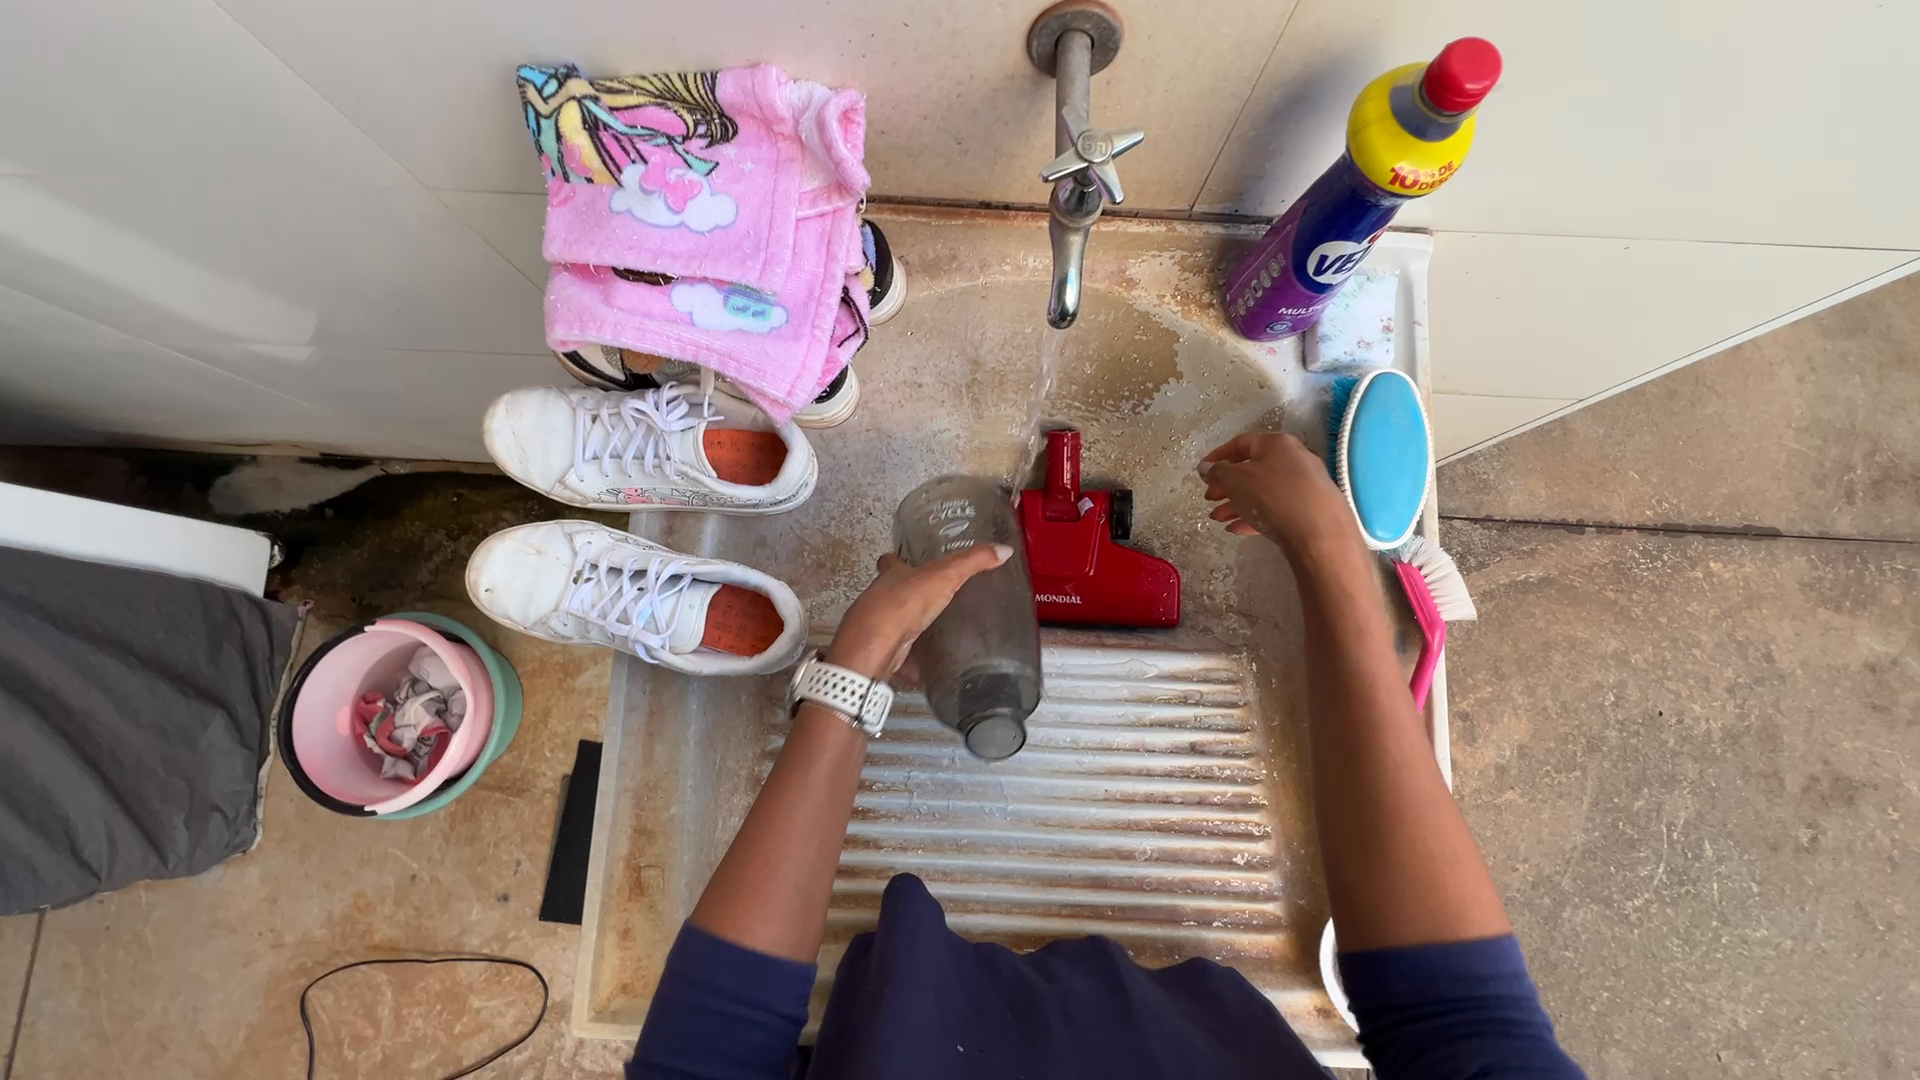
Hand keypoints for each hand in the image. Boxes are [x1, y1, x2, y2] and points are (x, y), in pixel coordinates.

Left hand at [824, 543, 1012, 682]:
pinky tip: (929, 668)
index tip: (906, 560)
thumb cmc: (904, 603)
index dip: (896, 560)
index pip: (890, 562)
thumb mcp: (945, 576)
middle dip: (906, 597)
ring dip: (908, 629)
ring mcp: (877, 629)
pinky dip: (912, 664)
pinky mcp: (881, 654)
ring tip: (933, 632)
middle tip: (929, 601)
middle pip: (890, 594)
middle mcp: (878, 600)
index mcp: (891, 577)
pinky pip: (900, 658)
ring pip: (893, 626)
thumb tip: (1003, 549)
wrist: (876, 646)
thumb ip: (972, 562)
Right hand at [1198, 432, 1354, 554]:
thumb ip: (1217, 472)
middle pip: (1252, 469)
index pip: (1240, 443)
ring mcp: (1304, 484)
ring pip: (1262, 491)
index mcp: (1276, 444)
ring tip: (1218, 518)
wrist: (1318, 531)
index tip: (1202, 471)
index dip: (1217, 456)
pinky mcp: (1309, 508)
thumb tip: (1206, 467)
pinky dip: (1254, 516)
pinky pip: (1276, 508)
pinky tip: (1237, 529)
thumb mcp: (1235, 480)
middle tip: (1209, 498)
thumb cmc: (1272, 495)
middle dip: (1226, 485)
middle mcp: (1293, 458)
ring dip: (1236, 503)